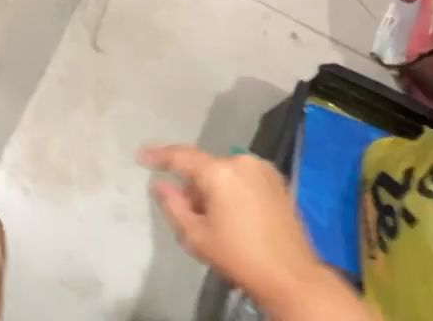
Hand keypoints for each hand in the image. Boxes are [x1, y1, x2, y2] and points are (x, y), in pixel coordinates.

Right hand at [139, 144, 328, 307]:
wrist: (291, 277)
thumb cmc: (240, 257)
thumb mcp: (197, 237)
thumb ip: (174, 206)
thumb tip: (159, 184)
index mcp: (220, 172)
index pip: (182, 156)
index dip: (159, 155)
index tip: (141, 156)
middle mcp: (242, 161)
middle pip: (205, 167)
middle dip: (193, 186)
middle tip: (189, 214)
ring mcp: (262, 169)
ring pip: (225, 172)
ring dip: (214, 188)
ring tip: (215, 220)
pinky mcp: (277, 180)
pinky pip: (244, 177)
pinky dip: (233, 189)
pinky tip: (235, 217)